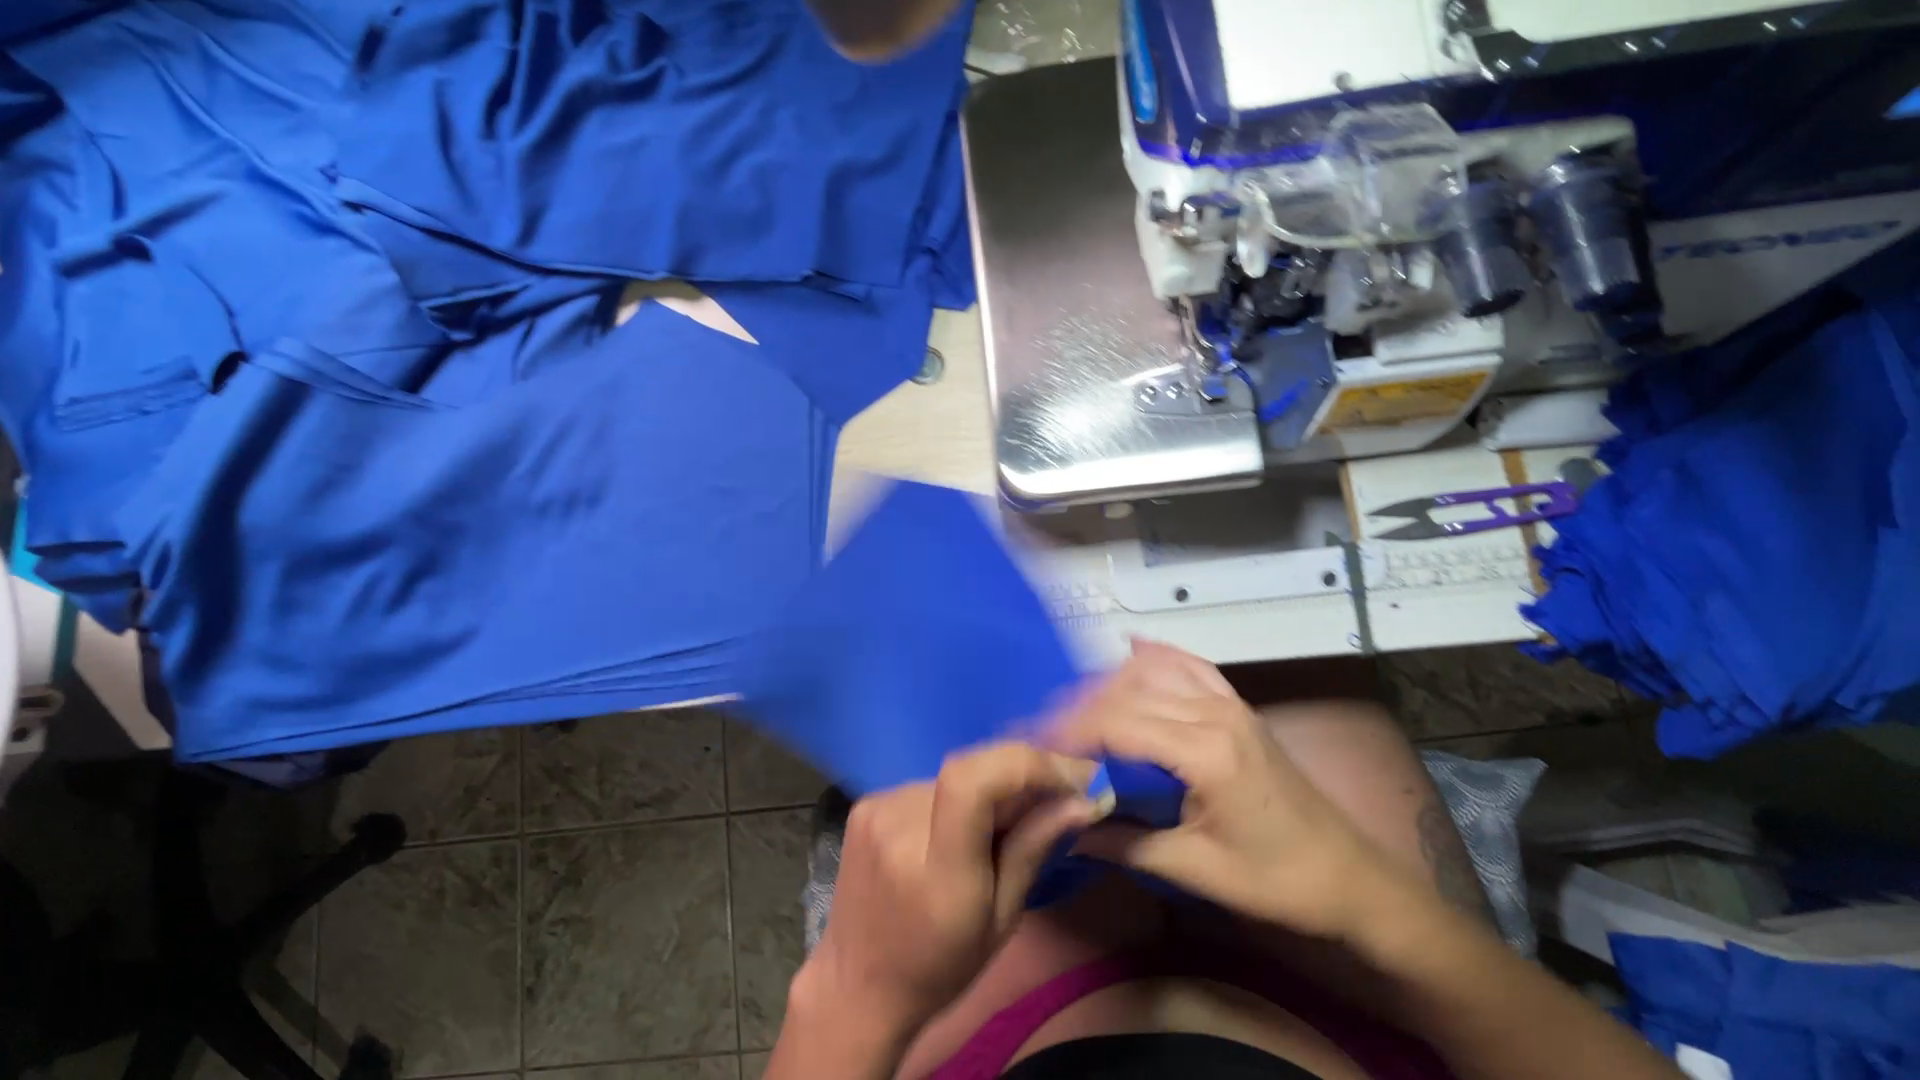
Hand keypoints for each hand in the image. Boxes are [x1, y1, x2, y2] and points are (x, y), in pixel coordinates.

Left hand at [799, 741, 1097, 1030]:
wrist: (857, 983)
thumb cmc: (938, 968)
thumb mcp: (1001, 921)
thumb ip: (1032, 851)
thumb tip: (1079, 800)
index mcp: (937, 868)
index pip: (973, 781)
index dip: (1026, 765)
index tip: (1068, 780)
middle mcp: (899, 824)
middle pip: (974, 772)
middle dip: (1021, 780)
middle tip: (1055, 802)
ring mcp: (876, 808)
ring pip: (956, 777)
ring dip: (988, 793)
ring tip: (999, 831)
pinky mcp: (866, 803)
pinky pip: (930, 785)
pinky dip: (957, 799)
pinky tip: (959, 833)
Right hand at [1048, 645, 1421, 943]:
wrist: (1352, 880)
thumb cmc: (1275, 881)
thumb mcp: (1194, 870)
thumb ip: (1122, 844)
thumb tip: (1061, 830)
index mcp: (1204, 751)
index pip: (1116, 724)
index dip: (1068, 734)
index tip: (1033, 750)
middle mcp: (1216, 713)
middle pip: (1127, 692)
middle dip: (1078, 710)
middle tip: (1042, 735)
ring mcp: (1231, 705)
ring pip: (1155, 672)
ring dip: (1108, 685)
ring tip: (1073, 711)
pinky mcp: (1241, 709)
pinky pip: (1191, 667)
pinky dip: (1156, 658)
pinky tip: (1130, 651)